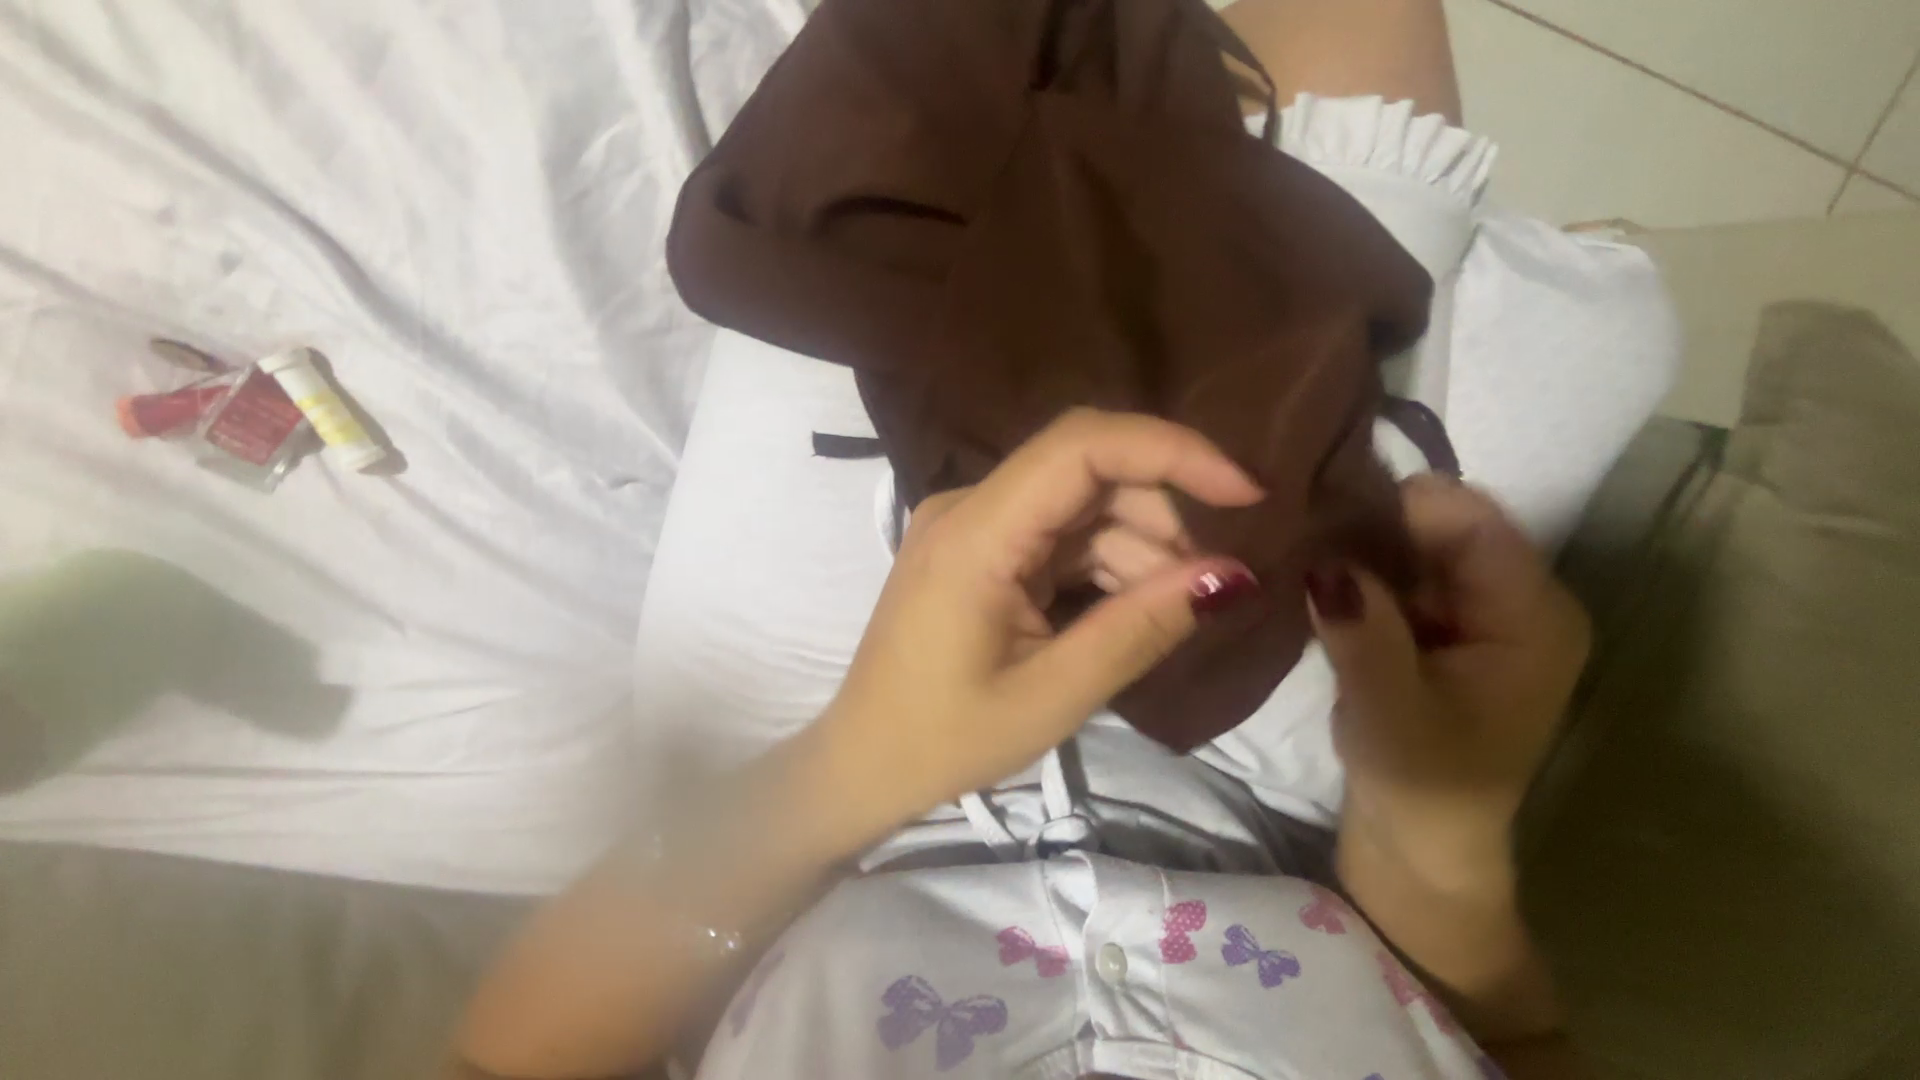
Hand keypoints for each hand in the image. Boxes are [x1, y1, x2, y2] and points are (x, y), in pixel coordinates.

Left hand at [809, 408, 1263, 836]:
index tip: (1244, 494)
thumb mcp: (1055, 694)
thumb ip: (1142, 627)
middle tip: (1206, 584)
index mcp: (975, 533)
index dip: (1171, 451)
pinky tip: (1128, 609)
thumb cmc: (946, 740)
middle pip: (1087, 470)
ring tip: (1165, 613)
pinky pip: (1057, 534)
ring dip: (1137, 546)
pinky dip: (1104, 563)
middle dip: (1161, 514)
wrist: (865, 762)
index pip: (1080, 445)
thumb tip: (1233, 575)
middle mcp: (968, 507)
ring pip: (1079, 504)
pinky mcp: (979, 549)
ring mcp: (970, 525)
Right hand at [1311, 475, 1590, 898]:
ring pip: (1420, 547)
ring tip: (1301, 549)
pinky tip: (1319, 579)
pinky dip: (1364, 573)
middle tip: (1301, 529)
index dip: (1400, 505)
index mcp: (1533, 618)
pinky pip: (1405, 576)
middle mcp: (1520, 602)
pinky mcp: (1448, 629)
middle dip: (1377, 524)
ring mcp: (1482, 615)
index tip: (1322, 506)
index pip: (1473, 523)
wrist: (1422, 843)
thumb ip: (1361, 627)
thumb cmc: (1420, 782)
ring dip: (1363, 548)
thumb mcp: (1385, 706)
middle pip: (1447, 526)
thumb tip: (1324, 559)